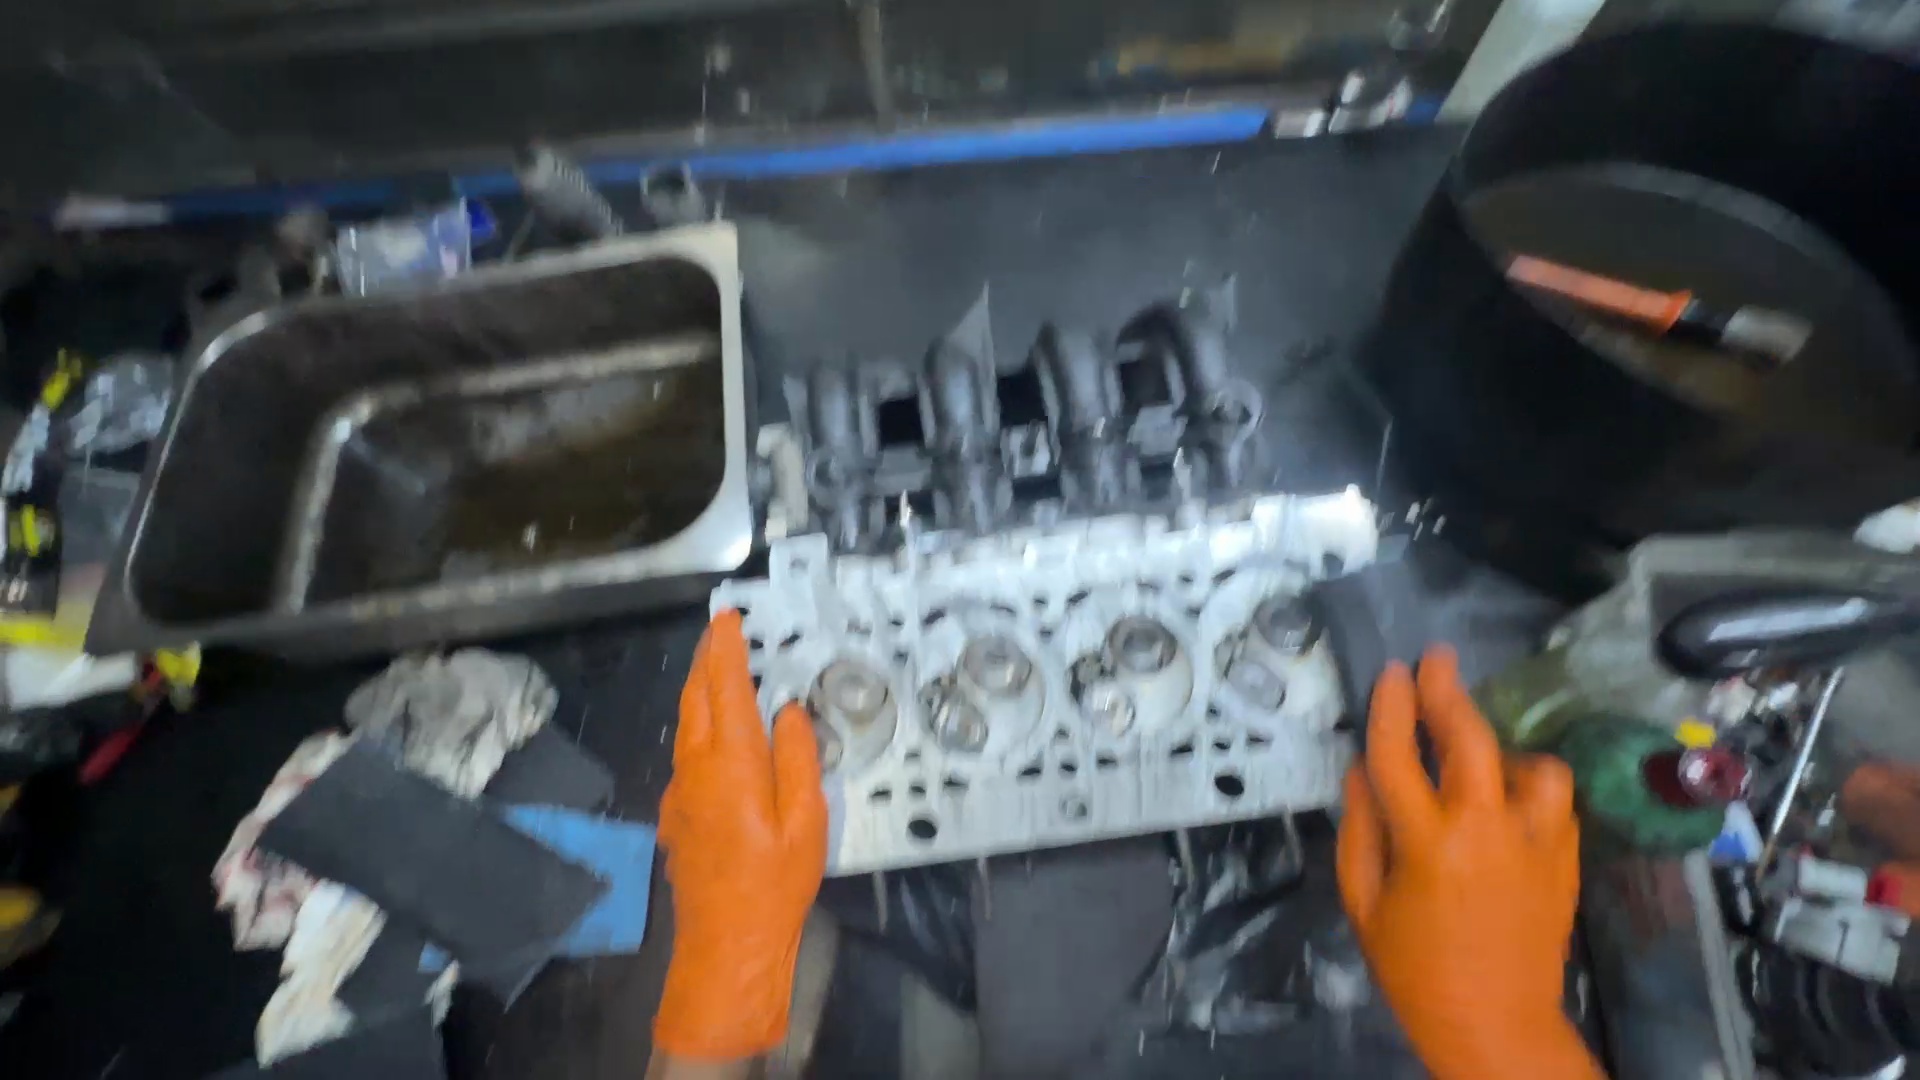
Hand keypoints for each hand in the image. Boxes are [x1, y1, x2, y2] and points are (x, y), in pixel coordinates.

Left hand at [654, 611, 827, 1062]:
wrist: (727, 946)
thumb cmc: (776, 880)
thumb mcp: (807, 818)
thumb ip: (798, 757)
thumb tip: (787, 711)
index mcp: (732, 763)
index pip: (725, 689)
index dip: (726, 650)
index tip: (728, 619)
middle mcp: (696, 768)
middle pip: (694, 698)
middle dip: (705, 659)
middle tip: (722, 632)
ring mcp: (680, 791)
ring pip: (684, 725)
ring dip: (699, 689)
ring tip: (719, 669)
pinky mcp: (676, 813)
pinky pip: (686, 753)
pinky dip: (698, 725)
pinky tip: (717, 733)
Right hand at [1337, 647, 1601, 1079]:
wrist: (1494, 1023)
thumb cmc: (1410, 962)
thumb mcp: (1360, 895)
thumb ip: (1359, 824)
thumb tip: (1362, 768)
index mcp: (1426, 843)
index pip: (1400, 754)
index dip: (1392, 706)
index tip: (1390, 672)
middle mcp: (1485, 833)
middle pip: (1472, 741)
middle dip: (1450, 692)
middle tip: (1437, 660)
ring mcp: (1536, 847)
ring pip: (1534, 767)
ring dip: (1501, 746)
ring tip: (1476, 749)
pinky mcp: (1566, 864)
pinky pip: (1556, 801)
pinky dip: (1529, 783)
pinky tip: (1505, 791)